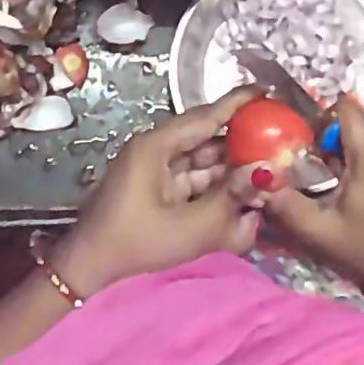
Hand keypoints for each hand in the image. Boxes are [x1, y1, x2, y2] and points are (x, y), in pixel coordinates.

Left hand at [54, 86, 264, 294]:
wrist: (86, 274)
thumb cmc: (136, 244)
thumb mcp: (190, 226)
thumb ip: (233, 198)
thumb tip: (267, 172)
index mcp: (157, 146)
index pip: (206, 116)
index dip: (238, 103)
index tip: (267, 90)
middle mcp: (157, 149)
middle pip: (208, 136)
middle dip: (242, 140)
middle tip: (277, 137)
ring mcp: (155, 168)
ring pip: (204, 158)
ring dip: (232, 165)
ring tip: (267, 166)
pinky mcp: (157, 187)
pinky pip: (194, 177)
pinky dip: (217, 183)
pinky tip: (243, 190)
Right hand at [256, 96, 363, 286]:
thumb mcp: (320, 231)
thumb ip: (286, 204)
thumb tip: (258, 179)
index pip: (346, 108)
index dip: (323, 117)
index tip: (307, 139)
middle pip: (355, 119)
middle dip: (332, 133)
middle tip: (315, 161)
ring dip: (348, 144)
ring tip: (333, 174)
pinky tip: (354, 180)